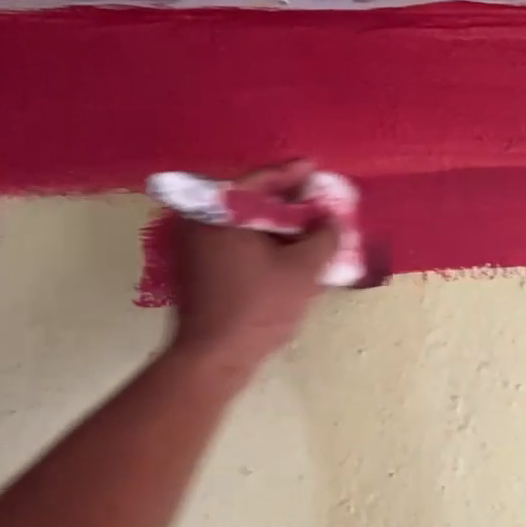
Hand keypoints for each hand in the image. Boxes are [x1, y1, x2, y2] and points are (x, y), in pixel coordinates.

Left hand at [163, 162, 338, 383]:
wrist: (214, 357)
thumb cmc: (257, 307)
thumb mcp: (302, 269)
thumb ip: (324, 237)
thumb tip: (332, 221)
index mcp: (216, 212)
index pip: (259, 181)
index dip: (292, 174)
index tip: (315, 169)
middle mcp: (197, 222)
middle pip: (249, 200)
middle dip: (286, 201)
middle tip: (316, 201)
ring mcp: (193, 248)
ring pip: (242, 224)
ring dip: (276, 225)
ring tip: (308, 228)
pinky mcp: (197, 270)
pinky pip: (235, 243)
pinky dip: (262, 243)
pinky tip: (288, 253)